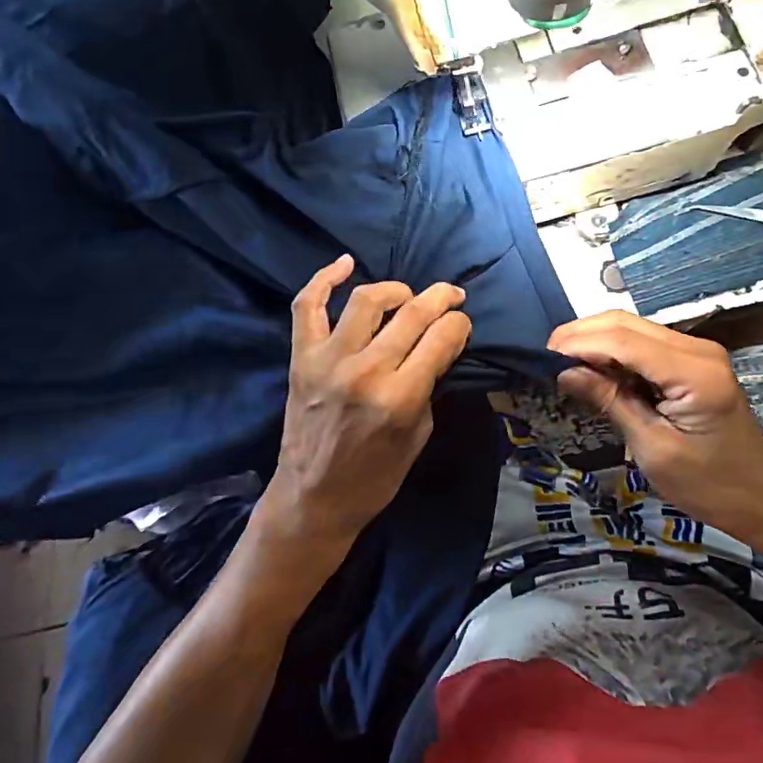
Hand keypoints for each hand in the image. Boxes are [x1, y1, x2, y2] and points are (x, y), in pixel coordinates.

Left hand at [257, 254, 472, 553]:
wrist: (313, 498)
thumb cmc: (375, 477)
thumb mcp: (418, 436)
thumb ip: (428, 386)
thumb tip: (437, 347)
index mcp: (400, 397)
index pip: (442, 337)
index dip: (459, 324)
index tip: (461, 324)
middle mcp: (366, 370)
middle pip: (413, 313)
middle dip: (441, 298)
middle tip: (451, 295)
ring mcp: (328, 359)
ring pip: (367, 299)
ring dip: (396, 289)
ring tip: (407, 296)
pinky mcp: (301, 357)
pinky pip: (308, 306)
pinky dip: (324, 279)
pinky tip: (344, 263)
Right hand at [548, 310, 762, 546]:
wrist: (761, 499)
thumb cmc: (709, 485)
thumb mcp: (653, 449)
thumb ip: (610, 402)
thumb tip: (565, 372)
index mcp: (694, 373)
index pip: (623, 340)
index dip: (579, 343)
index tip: (543, 357)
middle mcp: (697, 349)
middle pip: (626, 323)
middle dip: (581, 335)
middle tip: (547, 358)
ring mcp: (698, 351)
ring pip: (632, 327)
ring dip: (595, 340)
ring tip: (562, 363)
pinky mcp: (693, 360)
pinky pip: (643, 342)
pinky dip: (613, 349)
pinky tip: (593, 367)